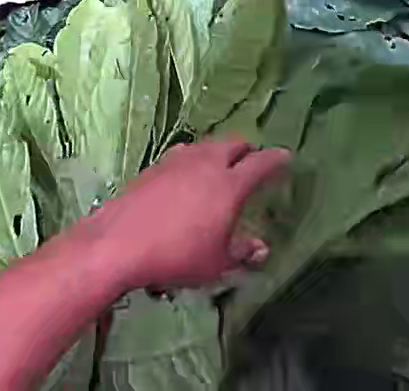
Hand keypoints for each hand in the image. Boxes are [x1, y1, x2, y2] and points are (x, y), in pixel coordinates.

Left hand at [81, 138, 291, 291]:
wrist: (121, 240)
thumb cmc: (177, 255)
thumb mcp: (215, 263)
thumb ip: (241, 252)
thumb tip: (261, 248)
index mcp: (229, 184)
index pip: (260, 164)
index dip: (275, 159)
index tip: (286, 156)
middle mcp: (207, 163)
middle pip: (233, 144)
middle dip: (247, 149)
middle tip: (252, 160)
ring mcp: (179, 160)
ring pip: (208, 145)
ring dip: (220, 151)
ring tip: (222, 165)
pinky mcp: (157, 164)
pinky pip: (186, 153)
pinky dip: (196, 159)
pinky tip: (190, 174)